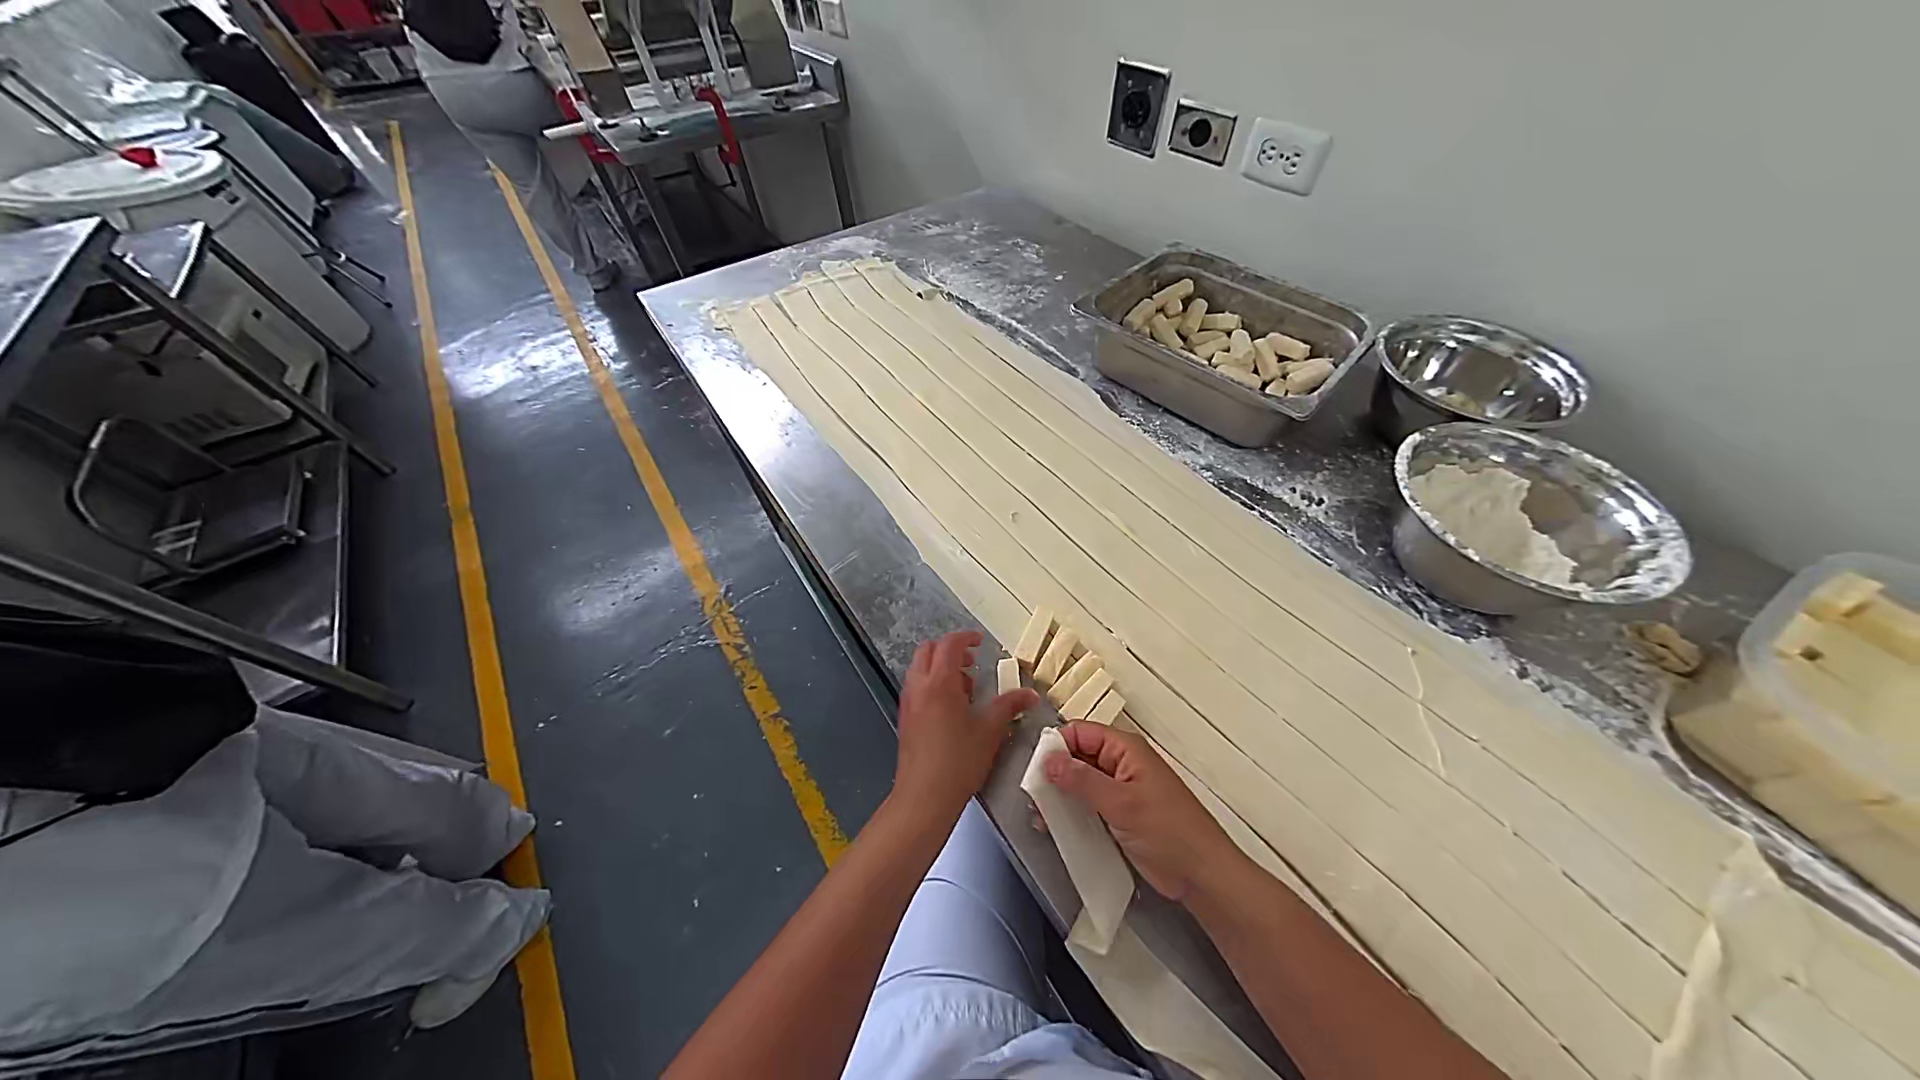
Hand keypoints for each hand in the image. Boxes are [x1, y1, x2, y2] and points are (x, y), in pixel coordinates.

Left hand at [891, 630, 1037, 825]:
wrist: (924, 796)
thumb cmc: (958, 761)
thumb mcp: (990, 730)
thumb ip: (1009, 706)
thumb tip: (1028, 695)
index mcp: (940, 682)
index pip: (949, 644)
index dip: (966, 638)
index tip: (980, 642)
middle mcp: (919, 687)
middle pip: (929, 651)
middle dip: (950, 651)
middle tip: (972, 662)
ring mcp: (908, 703)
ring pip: (920, 669)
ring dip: (941, 669)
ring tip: (966, 689)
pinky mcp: (905, 719)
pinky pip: (917, 689)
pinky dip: (933, 686)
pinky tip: (953, 710)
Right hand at [1044, 721, 1242, 901]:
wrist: (1201, 875)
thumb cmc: (1169, 831)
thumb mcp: (1121, 802)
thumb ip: (1082, 780)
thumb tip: (1048, 760)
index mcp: (1125, 749)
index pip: (1081, 732)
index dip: (1057, 744)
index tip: (1035, 766)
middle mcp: (1120, 763)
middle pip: (1077, 755)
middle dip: (1054, 771)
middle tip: (1031, 793)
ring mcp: (1119, 790)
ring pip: (1079, 781)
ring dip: (1059, 794)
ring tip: (1038, 813)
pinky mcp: (1118, 814)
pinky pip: (1087, 804)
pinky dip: (1070, 811)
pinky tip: (1053, 825)